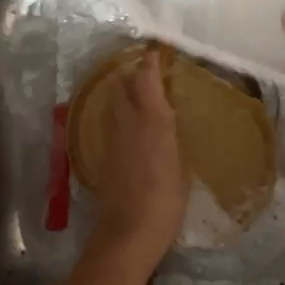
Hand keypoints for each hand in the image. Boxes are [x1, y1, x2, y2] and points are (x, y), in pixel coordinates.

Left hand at [90, 52, 188, 270]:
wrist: (128, 233)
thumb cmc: (165, 202)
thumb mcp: (181, 168)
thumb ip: (172, 141)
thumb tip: (168, 128)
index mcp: (153, 120)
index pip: (147, 79)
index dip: (149, 62)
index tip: (155, 51)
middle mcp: (128, 122)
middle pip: (122, 85)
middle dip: (130, 73)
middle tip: (144, 70)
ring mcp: (111, 138)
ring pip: (112, 103)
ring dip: (121, 93)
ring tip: (134, 92)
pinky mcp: (102, 156)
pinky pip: (110, 125)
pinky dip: (117, 116)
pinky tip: (126, 125)